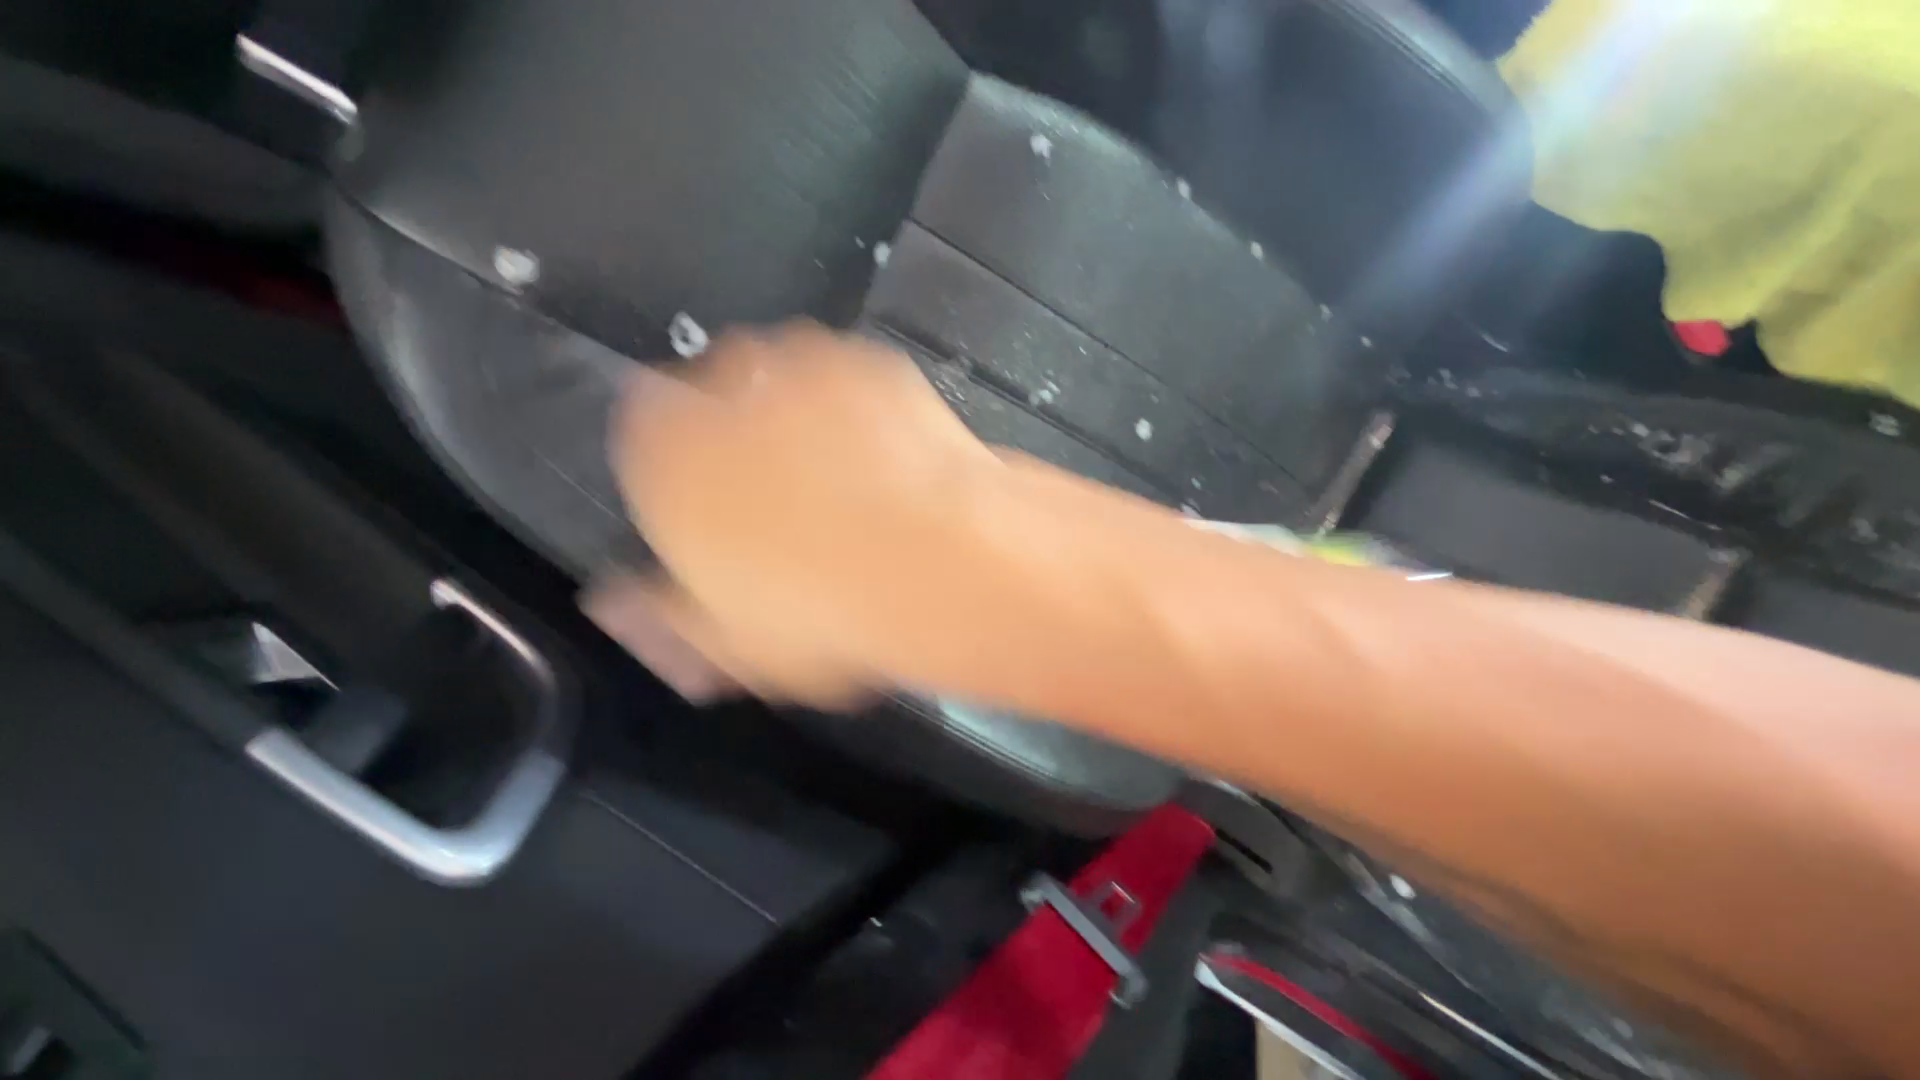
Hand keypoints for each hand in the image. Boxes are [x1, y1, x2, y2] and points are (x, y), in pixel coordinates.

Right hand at [587, 322, 1001, 705]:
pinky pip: (846, 381)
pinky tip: (885, 467)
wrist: (940, 565)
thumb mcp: (726, 641)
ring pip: (779, 382)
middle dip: (733, 442)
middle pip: (709, 401)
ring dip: (795, 420)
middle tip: (778, 507)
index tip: (708, 511)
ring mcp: (801, 361)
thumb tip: (623, 605)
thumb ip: (661, 613)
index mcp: (659, 449)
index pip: (640, 436)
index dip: (678, 476)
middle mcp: (720, 383)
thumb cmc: (820, 610)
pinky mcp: (873, 359)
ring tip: (838, 489)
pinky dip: (857, 413)